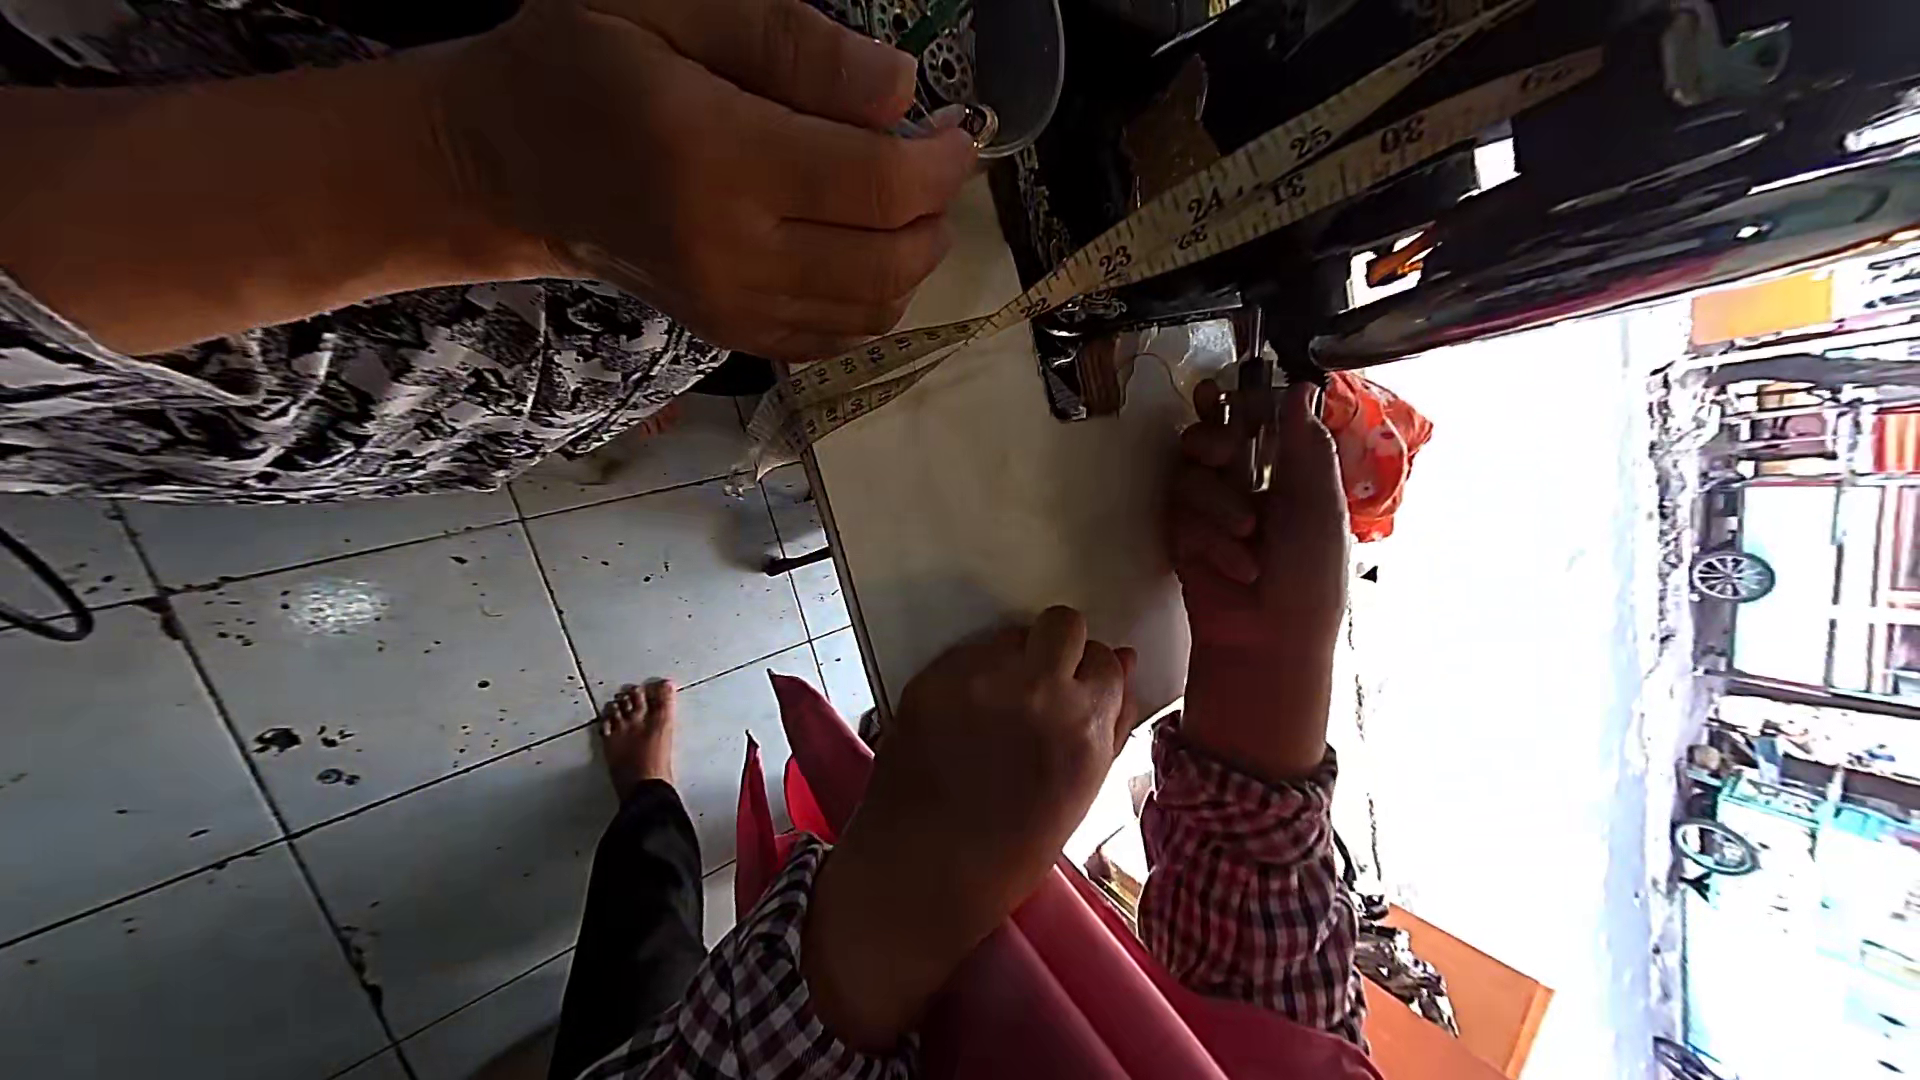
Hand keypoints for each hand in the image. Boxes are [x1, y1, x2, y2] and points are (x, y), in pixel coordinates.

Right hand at [436, 0, 977, 360]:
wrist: (525, 168)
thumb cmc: (588, 64)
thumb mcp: (675, 4)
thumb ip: (795, 45)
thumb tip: (902, 89)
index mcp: (717, 158)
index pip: (878, 185)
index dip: (941, 165)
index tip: (960, 136)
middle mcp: (735, 255)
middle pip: (889, 262)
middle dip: (935, 220)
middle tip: (932, 175)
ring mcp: (739, 312)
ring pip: (874, 310)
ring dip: (912, 263)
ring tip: (898, 213)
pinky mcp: (740, 339)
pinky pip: (840, 337)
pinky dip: (874, 302)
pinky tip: (861, 257)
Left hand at [803, 606, 1137, 1049]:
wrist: (923, 869)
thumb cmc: (1013, 847)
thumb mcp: (1082, 791)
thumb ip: (1111, 722)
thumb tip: (1123, 659)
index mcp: (1083, 724)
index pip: (1104, 657)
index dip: (1089, 674)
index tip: (1073, 690)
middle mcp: (1035, 688)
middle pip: (1062, 622)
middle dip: (1058, 644)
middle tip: (1039, 680)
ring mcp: (980, 678)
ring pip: (1011, 634)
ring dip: (1012, 659)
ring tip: (995, 704)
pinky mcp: (934, 676)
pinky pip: (967, 653)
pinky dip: (971, 673)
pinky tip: (960, 714)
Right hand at [1170, 379, 1348, 780]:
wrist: (1270, 637)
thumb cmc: (1310, 574)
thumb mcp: (1319, 505)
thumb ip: (1306, 446)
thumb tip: (1303, 387)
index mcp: (1283, 471)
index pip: (1253, 420)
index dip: (1239, 403)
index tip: (1228, 394)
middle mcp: (1241, 483)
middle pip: (1207, 435)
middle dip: (1211, 440)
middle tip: (1222, 453)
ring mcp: (1206, 509)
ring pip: (1188, 474)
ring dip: (1218, 505)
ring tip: (1246, 537)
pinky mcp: (1179, 534)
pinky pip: (1178, 513)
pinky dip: (1207, 538)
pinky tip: (1233, 564)